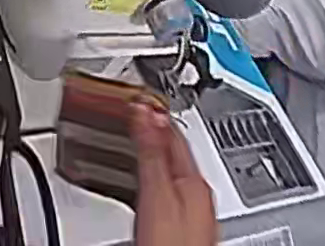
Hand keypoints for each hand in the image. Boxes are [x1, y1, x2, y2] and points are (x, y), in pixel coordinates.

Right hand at [131, 101, 216, 245]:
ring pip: (168, 166)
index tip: (130, 96)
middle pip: (172, 146)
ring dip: (148, 148)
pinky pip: (164, 186)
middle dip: (149, 126)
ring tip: (128, 136)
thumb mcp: (155, 192)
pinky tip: (137, 177)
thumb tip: (144, 108)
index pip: (172, 128)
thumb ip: (150, 149)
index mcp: (195, 179)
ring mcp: (191, 212)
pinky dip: (148, 172)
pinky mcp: (180, 228)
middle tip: (126, 111)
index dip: (150, 108)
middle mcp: (198, 193)